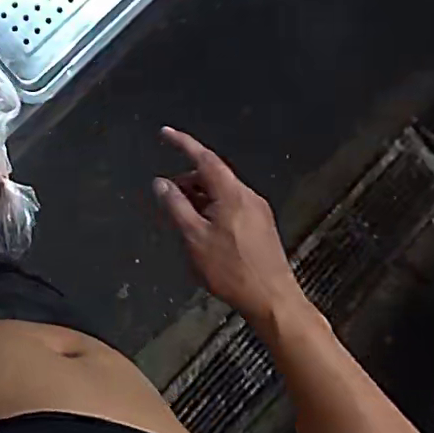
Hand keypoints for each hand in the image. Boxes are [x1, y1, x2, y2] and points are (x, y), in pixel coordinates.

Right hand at [154, 128, 309, 329]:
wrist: (272, 299)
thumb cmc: (230, 269)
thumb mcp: (194, 237)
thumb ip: (176, 206)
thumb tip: (161, 182)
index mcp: (231, 193)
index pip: (204, 158)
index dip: (183, 143)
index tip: (165, 133)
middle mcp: (247, 196)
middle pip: (212, 175)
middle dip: (187, 180)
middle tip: (167, 196)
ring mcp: (257, 211)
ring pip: (221, 192)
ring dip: (198, 197)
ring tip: (182, 218)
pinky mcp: (261, 226)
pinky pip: (231, 205)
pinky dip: (211, 208)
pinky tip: (202, 229)